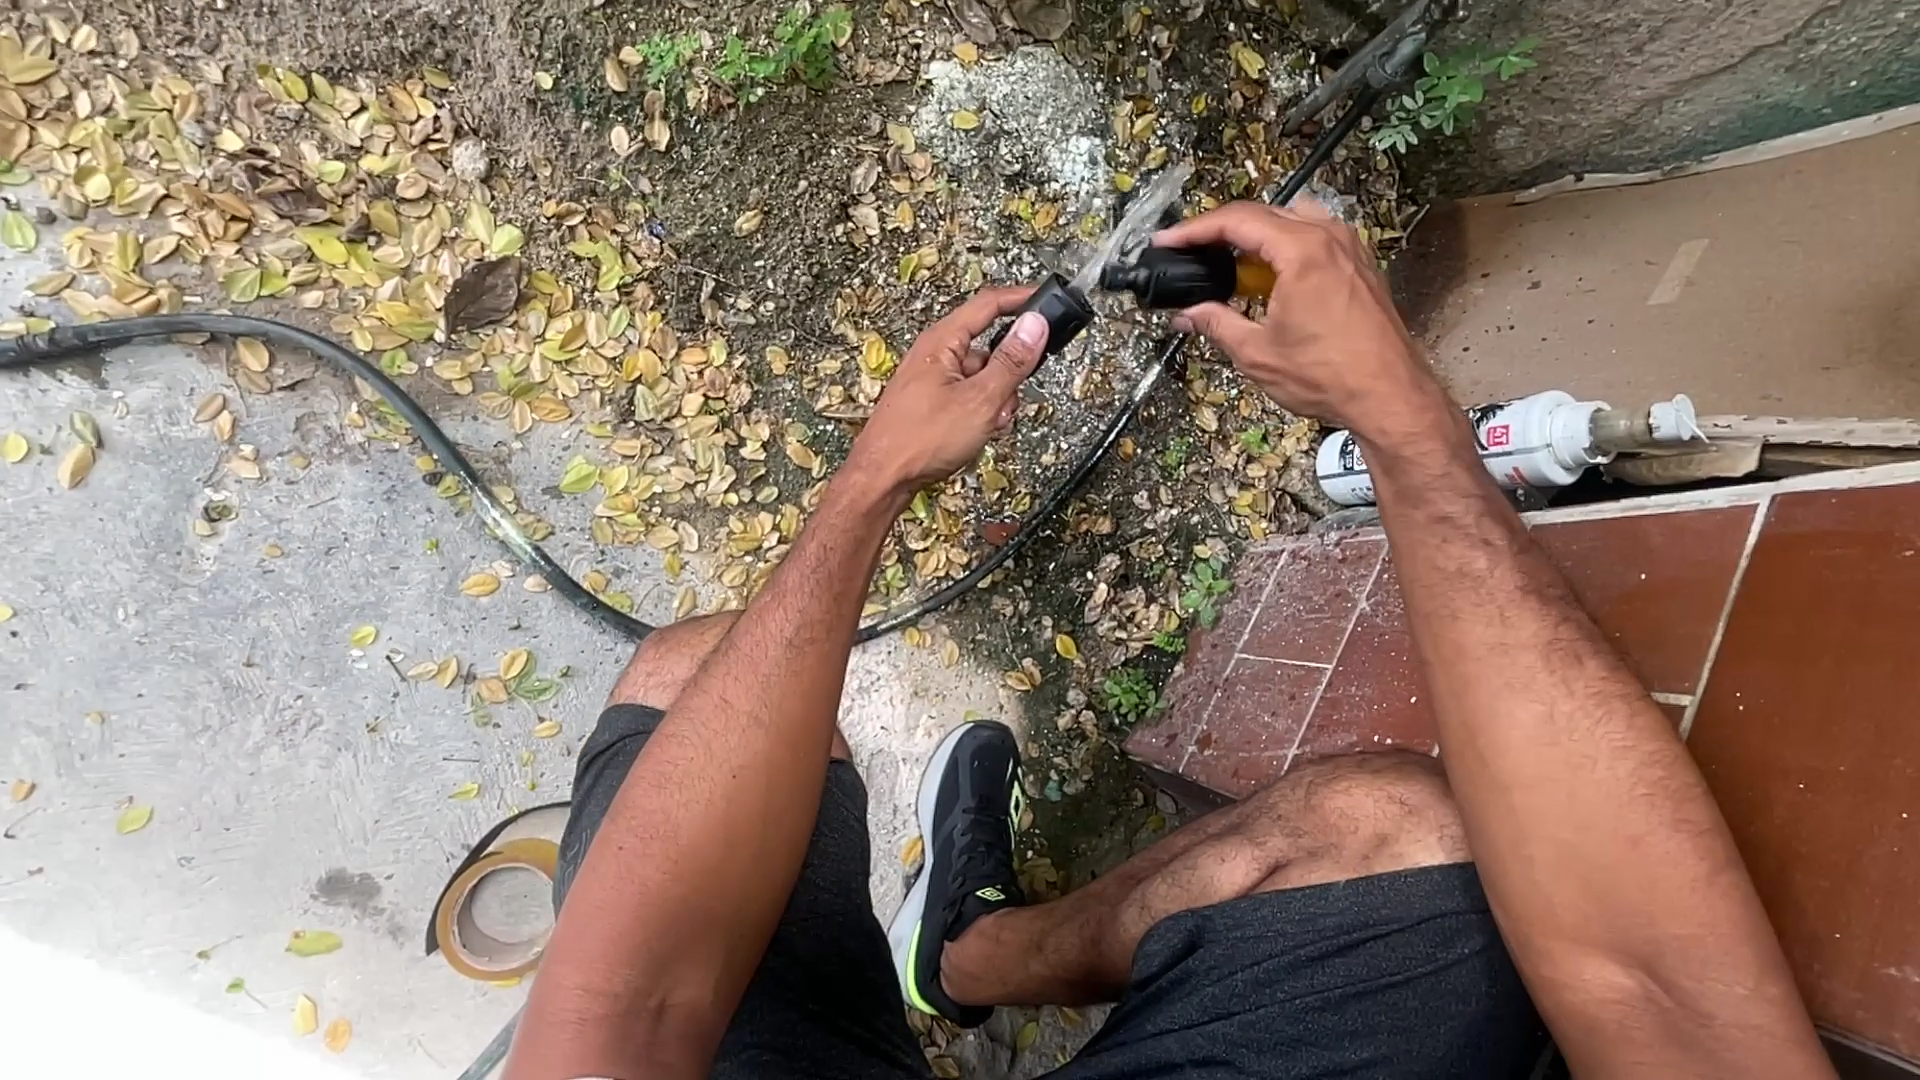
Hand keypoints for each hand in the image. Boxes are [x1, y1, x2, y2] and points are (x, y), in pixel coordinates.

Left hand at [845, 286, 1045, 496]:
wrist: (883, 479)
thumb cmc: (918, 440)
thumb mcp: (979, 400)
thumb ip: (1011, 362)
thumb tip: (1035, 326)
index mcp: (942, 341)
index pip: (989, 304)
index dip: (1022, 300)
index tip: (1046, 302)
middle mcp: (934, 355)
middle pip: (989, 349)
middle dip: (1008, 375)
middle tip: (1008, 400)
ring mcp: (932, 380)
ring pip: (982, 379)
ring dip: (995, 402)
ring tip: (986, 426)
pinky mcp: (932, 404)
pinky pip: (969, 399)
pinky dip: (980, 415)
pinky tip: (975, 435)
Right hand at [1155, 202, 1448, 439]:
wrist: (1387, 394)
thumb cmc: (1329, 375)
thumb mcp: (1256, 352)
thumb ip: (1217, 323)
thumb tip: (1188, 314)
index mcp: (1302, 251)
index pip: (1237, 221)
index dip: (1195, 230)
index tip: (1168, 240)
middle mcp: (1329, 238)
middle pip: (1263, 213)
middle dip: (1220, 230)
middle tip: (1188, 249)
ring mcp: (1349, 249)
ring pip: (1289, 221)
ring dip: (1253, 236)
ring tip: (1224, 262)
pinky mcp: (1358, 266)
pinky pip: (1312, 239)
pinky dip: (1281, 248)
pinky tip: (1265, 277)